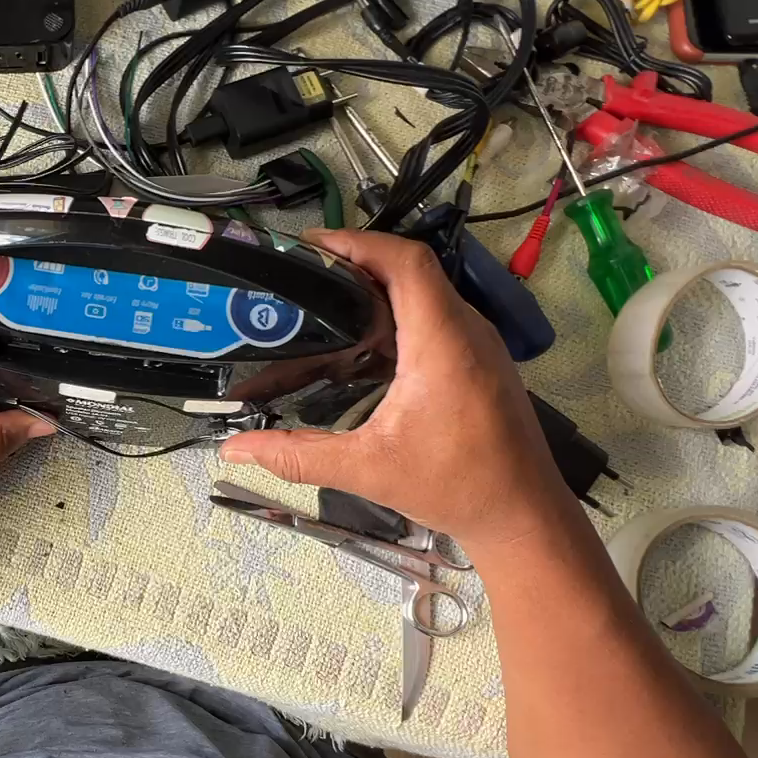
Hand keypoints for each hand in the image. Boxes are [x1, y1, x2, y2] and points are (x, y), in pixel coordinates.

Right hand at [219, 230, 572, 551]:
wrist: (523, 515)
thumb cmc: (456, 487)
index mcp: (442, 343)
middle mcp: (463, 331)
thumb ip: (296, 456)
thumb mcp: (366, 469)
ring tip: (314, 304)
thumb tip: (234, 450)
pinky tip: (349, 348)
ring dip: (367, 294)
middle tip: (296, 275)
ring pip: (416, 296)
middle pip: (406, 272)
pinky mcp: (471, 360)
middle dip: (350, 266)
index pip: (405, 263)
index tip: (309, 244)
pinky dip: (384, 322)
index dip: (357, 243)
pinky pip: (425, 321)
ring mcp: (472, 344)